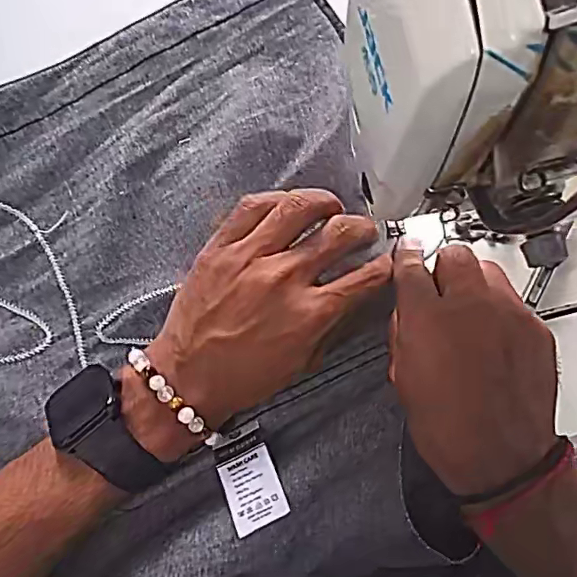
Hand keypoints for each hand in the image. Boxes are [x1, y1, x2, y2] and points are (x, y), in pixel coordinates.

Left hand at [123, 189, 390, 460]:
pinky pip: (251, 207)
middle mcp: (283, 279)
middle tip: (363, 230)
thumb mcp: (302, 361)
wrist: (188, 378)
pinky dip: (277, 198)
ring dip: (325, 202)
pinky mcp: (220, 249)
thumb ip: (333, 327)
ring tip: (331, 207)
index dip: (385, 264)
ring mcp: (249, 259)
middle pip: (339, 233)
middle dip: (362, 227)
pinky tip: (286, 203)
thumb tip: (356, 300)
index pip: (365, 276)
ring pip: (298, 207)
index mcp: (309, 313)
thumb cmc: (242, 377)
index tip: (387, 260)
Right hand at [388, 240, 558, 497]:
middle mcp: (469, 306)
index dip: (406, 257)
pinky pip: (513, 300)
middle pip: (455, 254)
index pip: (411, 263)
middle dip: (442, 267)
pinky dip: (499, 310)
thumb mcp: (405, 379)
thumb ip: (404, 334)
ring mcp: (507, 313)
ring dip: (473, 284)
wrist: (501, 457)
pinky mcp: (535, 327)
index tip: (407, 254)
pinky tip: (492, 337)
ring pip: (488, 270)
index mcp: (426, 317)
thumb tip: (407, 313)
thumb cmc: (450, 429)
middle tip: (437, 289)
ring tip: (467, 313)